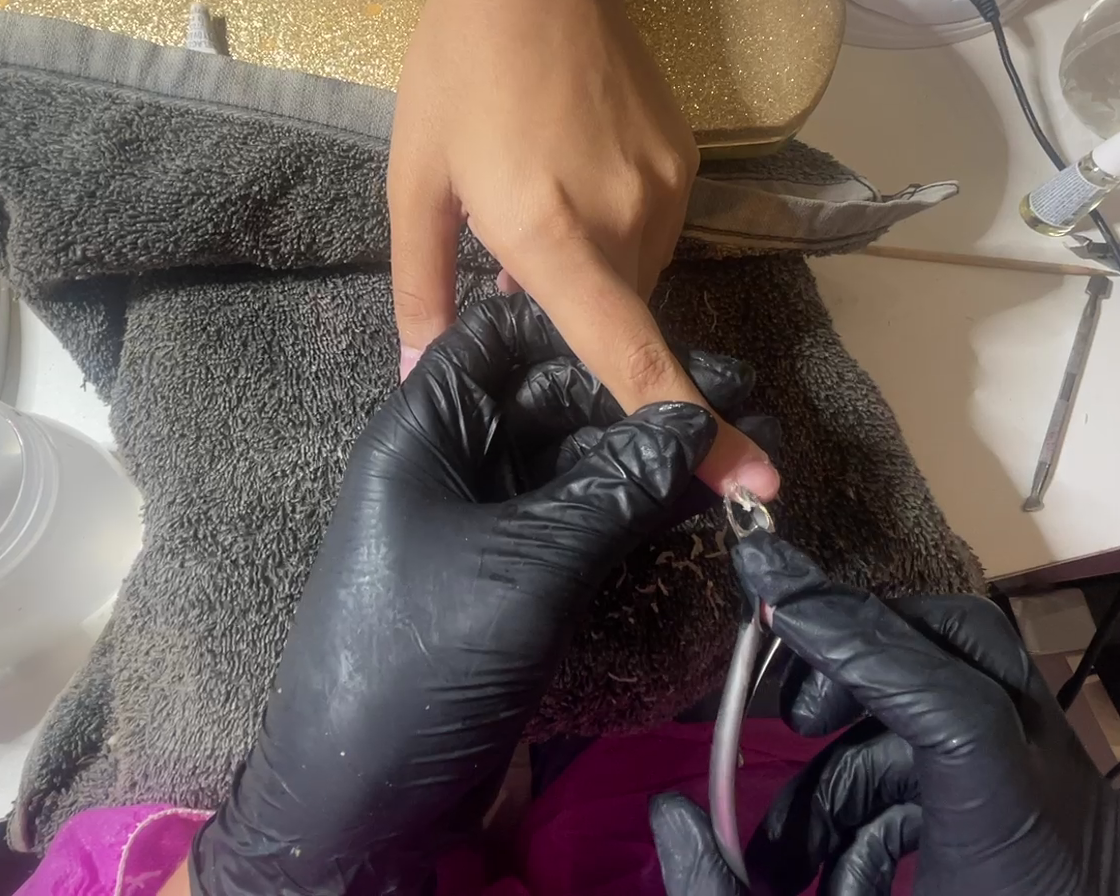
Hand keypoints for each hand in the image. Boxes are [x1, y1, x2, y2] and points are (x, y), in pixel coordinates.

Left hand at [190, 295, 719, 894]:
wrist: (370, 794)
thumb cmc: (424, 657)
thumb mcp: (525, 566)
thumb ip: (614, 488)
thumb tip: (697, 421)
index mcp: (429, 424)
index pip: (503, 336)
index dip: (578, 324)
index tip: (664, 330)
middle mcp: (460, 451)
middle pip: (556, 397)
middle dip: (641, 400)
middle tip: (745, 400)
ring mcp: (492, 508)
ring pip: (578, 457)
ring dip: (653, 456)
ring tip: (749, 451)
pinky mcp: (520, 559)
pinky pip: (583, 510)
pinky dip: (638, 505)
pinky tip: (702, 499)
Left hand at [387, 0, 778, 500]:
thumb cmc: (457, 70)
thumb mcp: (415, 184)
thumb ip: (422, 290)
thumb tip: (420, 372)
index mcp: (551, 236)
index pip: (629, 354)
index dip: (689, 431)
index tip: (752, 489)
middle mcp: (627, 223)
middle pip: (619, 319)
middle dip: (575, 318)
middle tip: (515, 263)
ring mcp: (667, 191)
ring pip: (635, 276)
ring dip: (591, 270)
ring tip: (538, 204)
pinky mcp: (684, 164)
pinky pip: (649, 232)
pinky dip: (612, 235)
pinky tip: (572, 179)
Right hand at [650, 535, 1119, 895]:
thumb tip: (670, 811)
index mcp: (1026, 868)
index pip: (946, 696)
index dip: (845, 626)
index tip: (756, 574)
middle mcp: (1075, 828)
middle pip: (971, 653)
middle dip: (853, 647)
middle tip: (774, 702)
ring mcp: (1084, 829)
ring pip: (961, 693)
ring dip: (856, 731)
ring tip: (790, 830)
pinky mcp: (1072, 842)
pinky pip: (969, 757)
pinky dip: (891, 777)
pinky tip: (841, 857)